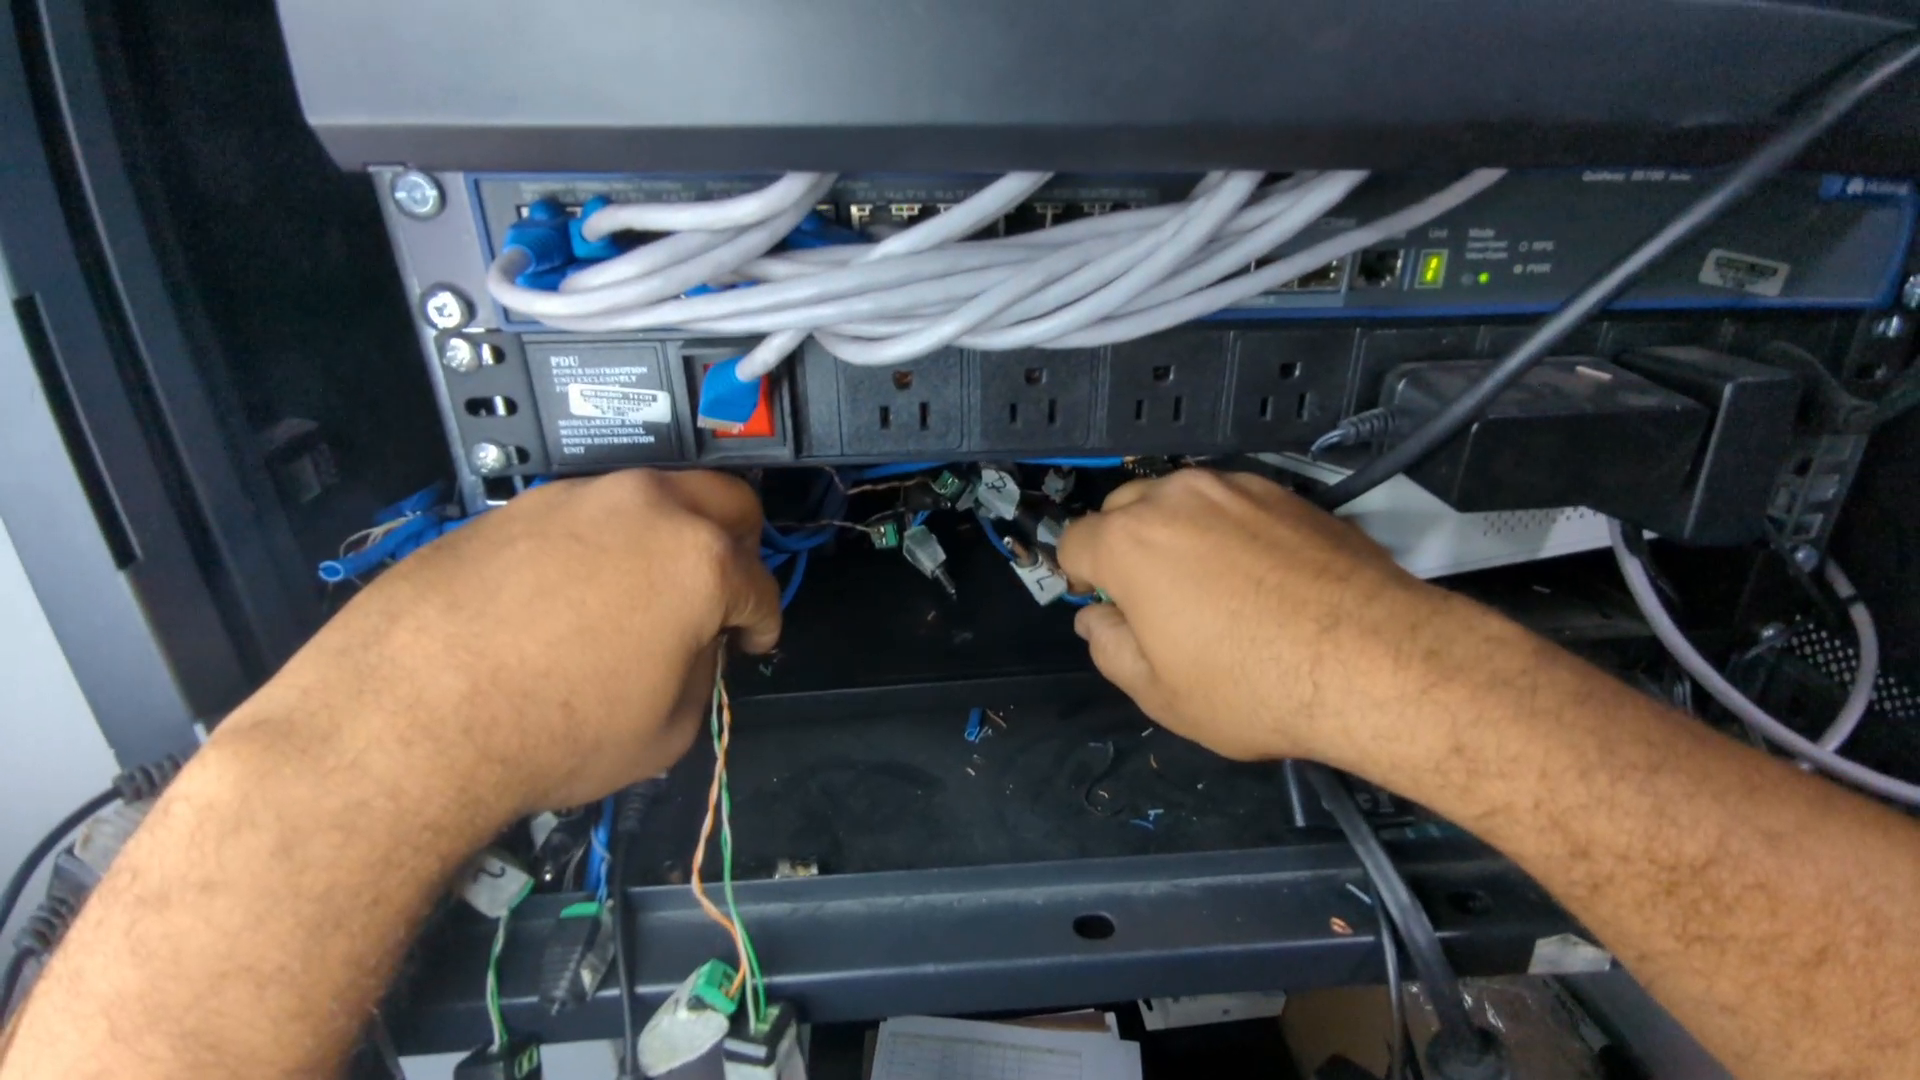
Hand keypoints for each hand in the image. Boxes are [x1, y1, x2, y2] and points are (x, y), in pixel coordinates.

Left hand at [227, 470, 780, 815]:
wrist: (405, 719)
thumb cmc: (558, 733)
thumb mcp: (670, 728)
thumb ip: (702, 671)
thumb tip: (693, 644)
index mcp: (702, 561)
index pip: (761, 587)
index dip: (764, 623)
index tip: (750, 644)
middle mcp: (650, 508)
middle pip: (729, 502)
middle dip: (739, 548)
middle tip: (717, 595)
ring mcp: (580, 497)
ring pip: (656, 498)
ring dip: (670, 539)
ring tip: (639, 594)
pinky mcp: (520, 505)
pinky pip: (589, 515)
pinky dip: (604, 544)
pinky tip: (570, 595)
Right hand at [1056, 469, 1490, 762]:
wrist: (1379, 661)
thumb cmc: (1252, 686)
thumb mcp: (1159, 693)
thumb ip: (1109, 649)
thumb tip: (1096, 620)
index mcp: (1128, 543)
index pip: (1074, 541)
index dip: (1081, 577)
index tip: (1105, 607)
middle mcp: (1175, 497)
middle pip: (1123, 511)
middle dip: (1124, 548)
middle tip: (1157, 599)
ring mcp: (1235, 487)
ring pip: (1179, 500)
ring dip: (1176, 532)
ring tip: (1214, 583)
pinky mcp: (1286, 492)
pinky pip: (1232, 503)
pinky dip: (1228, 528)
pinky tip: (1262, 573)